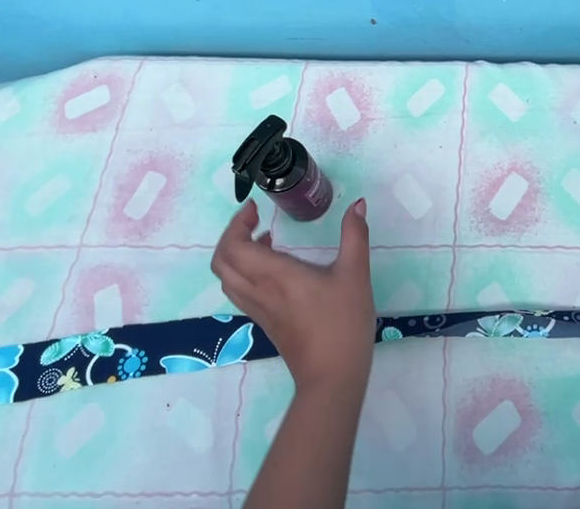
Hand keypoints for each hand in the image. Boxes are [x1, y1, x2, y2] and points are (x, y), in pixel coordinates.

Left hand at [210, 198, 375, 395]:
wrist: (333, 376)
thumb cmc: (343, 322)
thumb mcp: (355, 273)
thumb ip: (355, 235)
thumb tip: (358, 204)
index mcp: (274, 276)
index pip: (234, 247)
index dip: (236, 224)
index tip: (255, 208)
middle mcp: (258, 292)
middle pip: (222, 262)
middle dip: (230, 236)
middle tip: (254, 220)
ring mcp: (259, 310)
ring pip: (227, 279)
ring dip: (235, 254)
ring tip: (264, 239)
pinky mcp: (265, 323)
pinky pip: (239, 291)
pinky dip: (244, 271)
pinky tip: (274, 267)